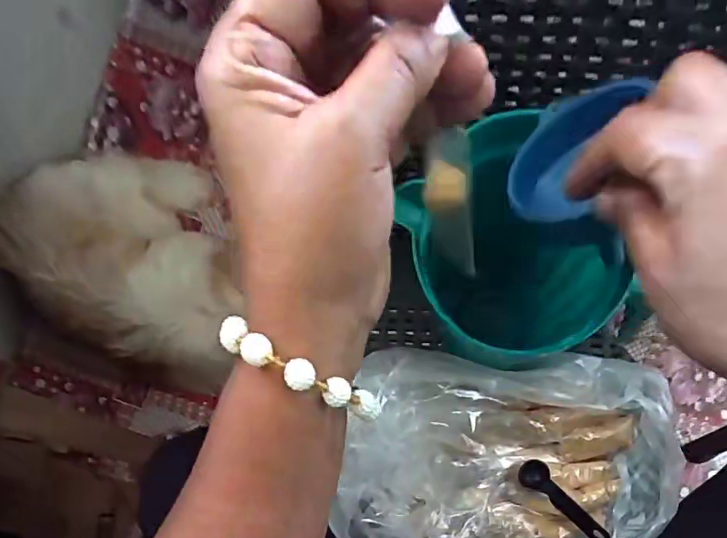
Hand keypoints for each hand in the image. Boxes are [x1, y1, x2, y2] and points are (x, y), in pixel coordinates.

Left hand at [198, 0, 492, 370]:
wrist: (319, 318)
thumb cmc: (316, 229)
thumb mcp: (351, 136)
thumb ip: (394, 69)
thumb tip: (435, 33)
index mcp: (248, 62)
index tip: (429, 1)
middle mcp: (277, 80)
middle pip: (346, 20)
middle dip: (407, 27)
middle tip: (458, 37)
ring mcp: (316, 118)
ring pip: (377, 66)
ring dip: (430, 68)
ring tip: (478, 77)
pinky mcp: (350, 153)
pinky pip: (392, 108)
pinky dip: (429, 105)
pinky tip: (470, 100)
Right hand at [564, 54, 726, 408]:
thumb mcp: (659, 272)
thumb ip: (631, 217)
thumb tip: (612, 193)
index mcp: (697, 154)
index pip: (628, 130)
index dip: (591, 159)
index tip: (573, 192)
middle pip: (678, 84)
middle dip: (639, 122)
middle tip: (618, 174)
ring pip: (714, 92)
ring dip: (675, 124)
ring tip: (654, 179)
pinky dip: (708, 135)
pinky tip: (693, 183)